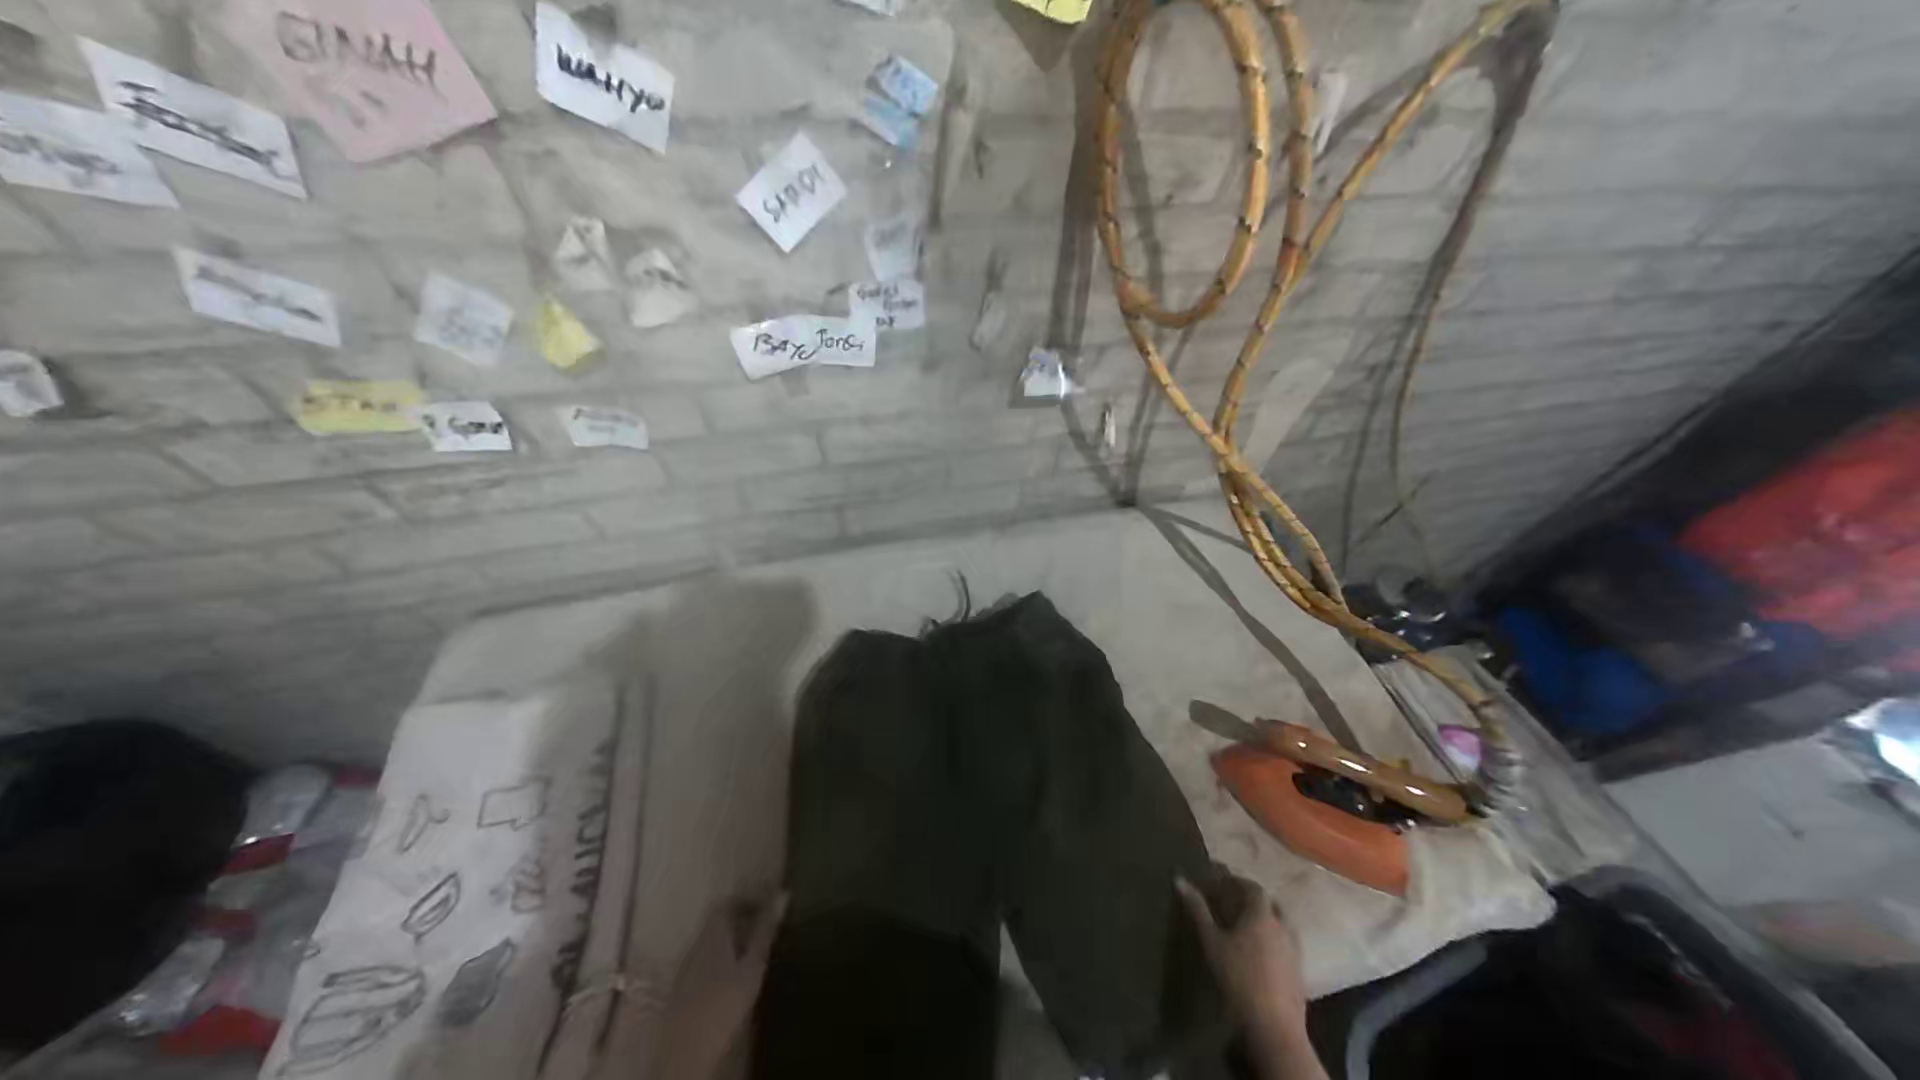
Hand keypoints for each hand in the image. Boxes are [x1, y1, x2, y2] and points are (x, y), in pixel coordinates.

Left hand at [654, 891, 787, 1079]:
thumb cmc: (725, 1004)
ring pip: (710, 941)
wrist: (686, 1053)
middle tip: (765, 926)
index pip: (727, 903)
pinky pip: (704, 959)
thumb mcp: (753, 966)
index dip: (748, 898)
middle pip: (717, 921)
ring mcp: (685, 967)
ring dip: (731, 939)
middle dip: (741, 919)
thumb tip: (782, 896)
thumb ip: (765, 931)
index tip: (768, 904)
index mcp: (712, 934)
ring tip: (755, 950)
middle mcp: (695, 944)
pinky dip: (721, 957)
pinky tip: (734, 974)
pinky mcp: (682, 989)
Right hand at [1175, 873, 1308, 1035]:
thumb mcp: (1212, 941)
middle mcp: (1283, 927)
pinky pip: (1286, 943)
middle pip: (1270, 903)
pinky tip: (1259, 953)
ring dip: (1264, 919)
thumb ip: (1197, 910)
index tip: (1219, 883)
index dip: (1236, 881)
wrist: (1274, 1026)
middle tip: (1230, 903)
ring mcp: (1295, 950)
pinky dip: (1272, 939)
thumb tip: (1180, 880)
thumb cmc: (1238, 978)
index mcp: (1262, 915)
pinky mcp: (1299, 972)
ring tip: (1244, 927)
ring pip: (1281, 924)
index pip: (1253, 887)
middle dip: (1251, 899)